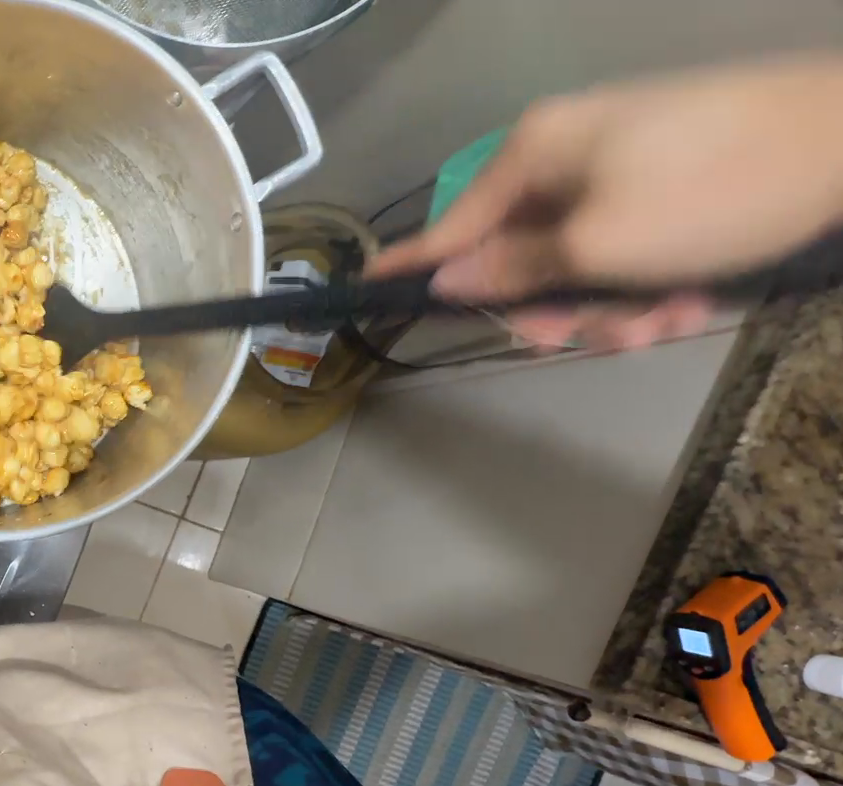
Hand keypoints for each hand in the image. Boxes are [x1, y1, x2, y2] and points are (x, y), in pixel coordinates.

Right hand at [372, 55, 842, 347]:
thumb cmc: (718, 191)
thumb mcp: (598, 246)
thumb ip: (508, 272)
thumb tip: (442, 283)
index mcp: (534, 155)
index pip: (448, 226)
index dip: (408, 267)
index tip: (361, 289)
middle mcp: (566, 158)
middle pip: (514, 260)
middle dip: (551, 310)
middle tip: (587, 338)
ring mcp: (619, 171)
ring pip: (573, 268)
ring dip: (611, 310)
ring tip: (666, 322)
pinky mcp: (667, 186)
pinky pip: (623, 252)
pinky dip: (649, 288)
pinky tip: (691, 303)